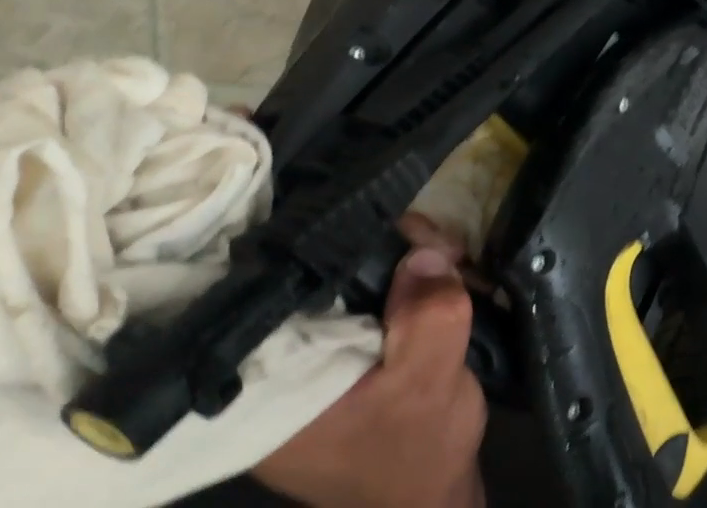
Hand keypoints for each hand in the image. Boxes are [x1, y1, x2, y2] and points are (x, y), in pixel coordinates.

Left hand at [254, 214, 486, 507]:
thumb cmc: (417, 453)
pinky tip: (429, 283)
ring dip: (393, 268)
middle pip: (313, 283)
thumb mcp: (429, 382)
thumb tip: (425, 251)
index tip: (401, 227)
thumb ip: (428, 317)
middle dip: (379, 252)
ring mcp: (298, 369)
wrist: (432, 502)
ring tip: (443, 257)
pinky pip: (355, 310)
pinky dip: (394, 290)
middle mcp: (266, 373)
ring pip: (338, 291)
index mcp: (263, 385)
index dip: (338, 245)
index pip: (279, 289)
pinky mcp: (330, 367)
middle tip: (436, 242)